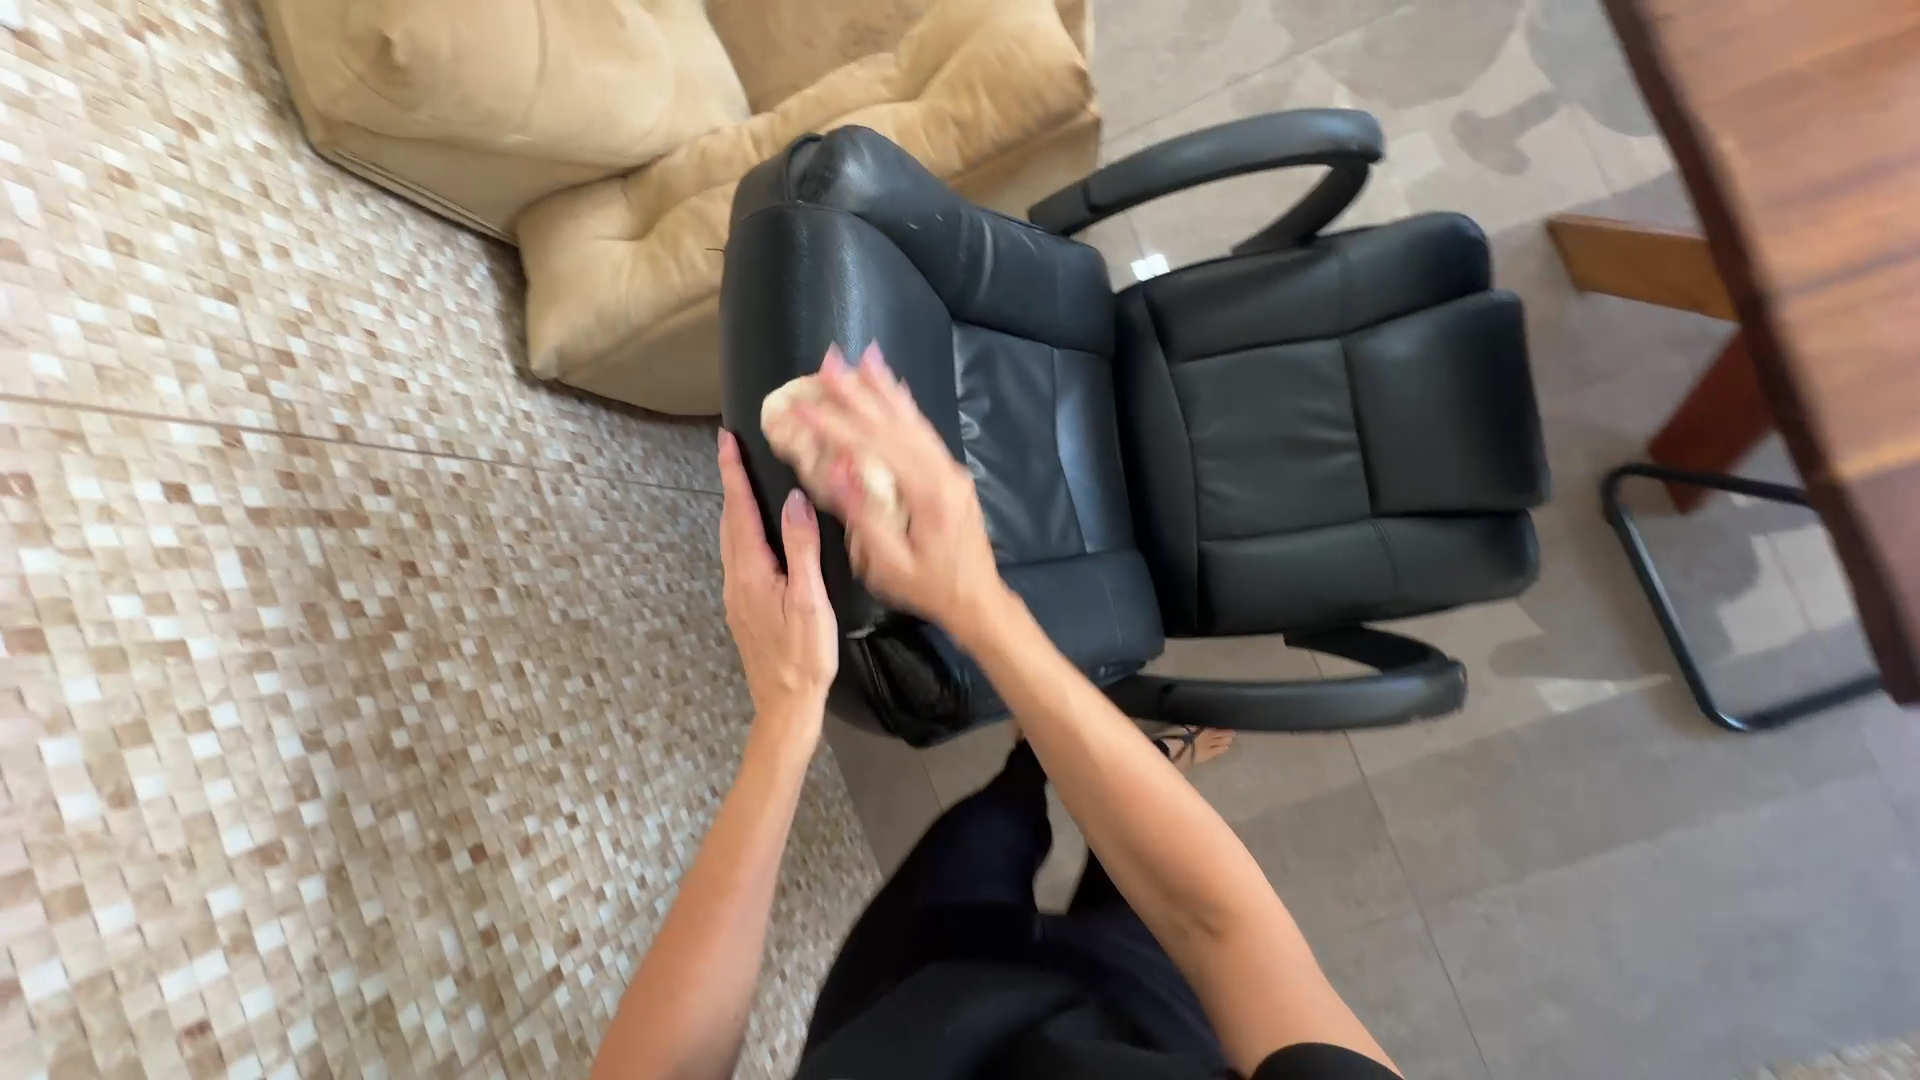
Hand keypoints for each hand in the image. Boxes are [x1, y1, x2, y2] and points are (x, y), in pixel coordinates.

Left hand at [717, 429, 837, 739]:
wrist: (785, 703)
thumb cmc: (804, 655)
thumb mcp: (810, 600)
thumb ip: (801, 549)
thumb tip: (793, 501)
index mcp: (752, 571)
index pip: (739, 510)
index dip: (733, 473)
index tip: (726, 440)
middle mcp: (736, 579)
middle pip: (729, 520)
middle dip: (730, 482)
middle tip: (733, 450)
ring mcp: (736, 594)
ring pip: (731, 538)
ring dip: (735, 506)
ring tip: (744, 481)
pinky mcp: (743, 607)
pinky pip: (738, 555)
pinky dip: (742, 529)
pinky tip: (757, 532)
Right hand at [796, 344, 1012, 642]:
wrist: (978, 598)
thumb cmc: (930, 588)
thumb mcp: (890, 565)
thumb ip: (864, 517)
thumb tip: (836, 472)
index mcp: (925, 493)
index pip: (871, 447)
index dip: (834, 424)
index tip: (803, 405)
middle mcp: (941, 472)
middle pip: (892, 423)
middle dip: (857, 391)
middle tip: (828, 361)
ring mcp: (950, 469)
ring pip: (911, 419)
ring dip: (883, 388)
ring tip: (861, 357)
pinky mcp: (951, 473)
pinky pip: (924, 430)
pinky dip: (906, 405)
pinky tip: (895, 387)